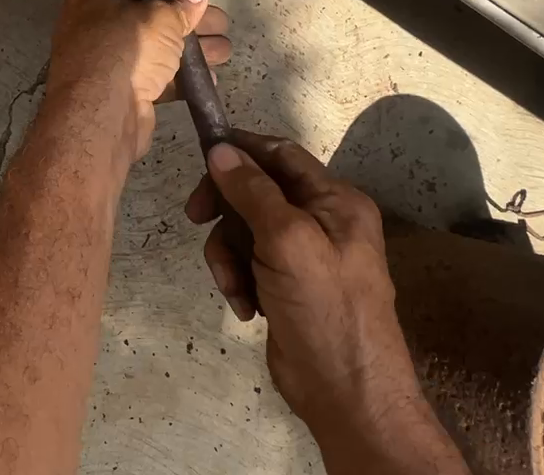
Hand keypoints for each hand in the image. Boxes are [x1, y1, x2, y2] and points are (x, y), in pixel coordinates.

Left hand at [41, 0, 230, 179]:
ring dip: (191, 50)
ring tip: (224, 52)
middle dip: (189, 22)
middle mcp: (96, 26)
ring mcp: (107, 60)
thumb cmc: (125, 50)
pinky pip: (153, 76)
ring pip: (155, 48)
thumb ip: (179, 5)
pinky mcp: (121, 90)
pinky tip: (208, 78)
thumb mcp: (158, 19)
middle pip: (150, 17)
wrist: (100, 114)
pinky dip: (179, 77)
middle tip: (222, 26)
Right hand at [185, 132, 464, 474]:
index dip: (239, 148)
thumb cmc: (325, 309)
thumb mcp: (287, 240)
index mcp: (335, 201)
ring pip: (241, 226)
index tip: (200, 155)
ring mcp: (301, 254)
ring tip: (234, 283)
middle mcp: (320, 220)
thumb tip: (219, 148)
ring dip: (227, 252)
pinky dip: (235, 276)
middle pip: (253, 189)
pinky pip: (243, 259)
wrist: (347, 396)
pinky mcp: (283, 282)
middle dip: (225, 207)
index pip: (279, 153)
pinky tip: (245, 304)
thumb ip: (252, 191)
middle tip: (196, 217)